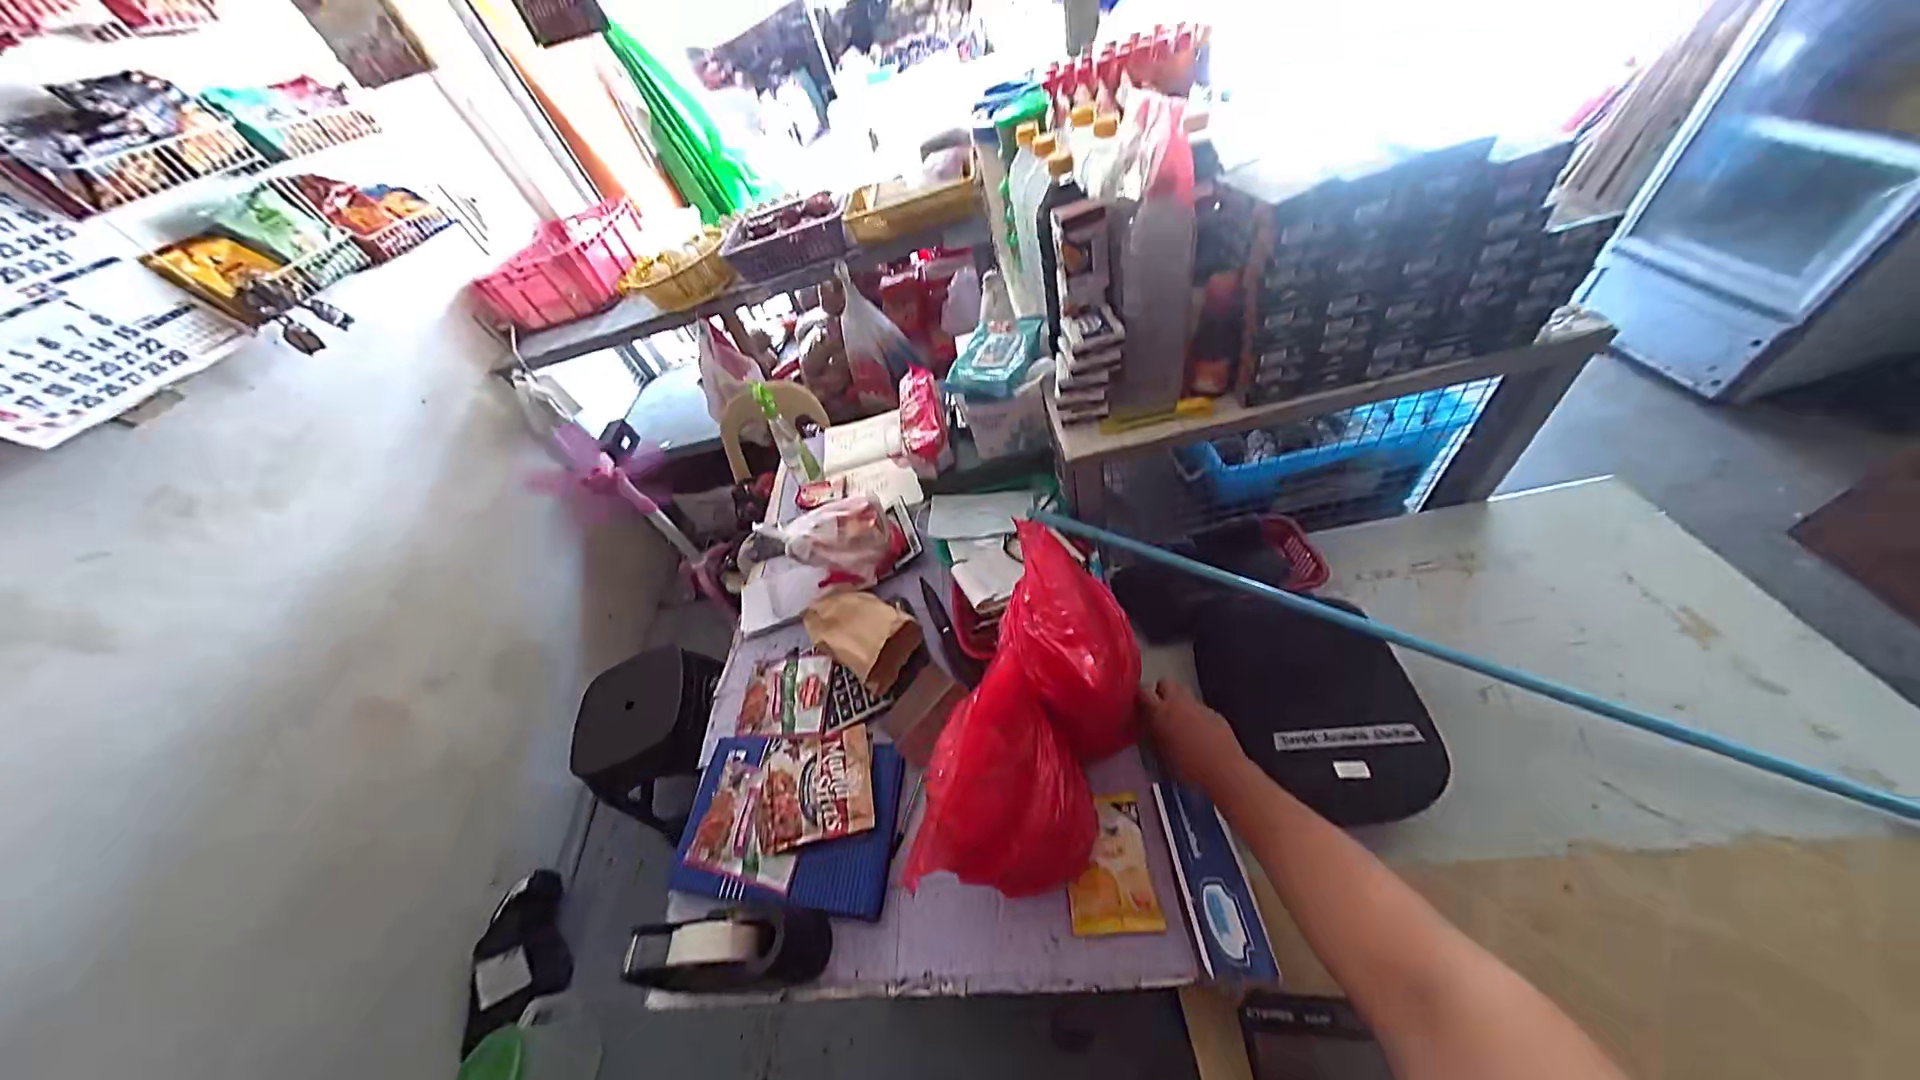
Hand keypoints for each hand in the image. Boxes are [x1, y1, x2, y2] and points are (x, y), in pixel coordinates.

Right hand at [1139, 678, 1251, 795]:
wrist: (1224, 773)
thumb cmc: (1187, 768)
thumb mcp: (1158, 753)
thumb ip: (1150, 733)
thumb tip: (1147, 725)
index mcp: (1161, 711)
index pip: (1143, 691)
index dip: (1139, 696)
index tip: (1138, 705)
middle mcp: (1180, 703)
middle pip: (1166, 682)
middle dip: (1161, 691)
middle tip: (1159, 709)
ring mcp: (1200, 707)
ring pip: (1185, 693)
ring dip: (1179, 702)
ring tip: (1179, 722)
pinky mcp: (1216, 715)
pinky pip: (1201, 709)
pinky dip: (1197, 716)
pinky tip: (1200, 735)